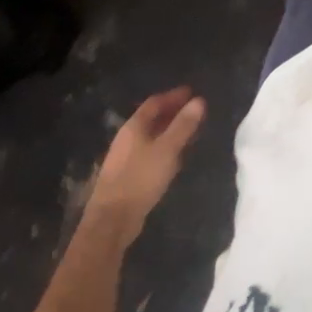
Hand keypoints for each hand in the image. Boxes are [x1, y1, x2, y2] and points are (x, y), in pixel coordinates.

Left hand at [89, 87, 205, 241]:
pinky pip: (150, 153)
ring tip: (190, 132)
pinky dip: (165, 148)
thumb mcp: (167, 150)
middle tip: (194, 110)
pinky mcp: (128, 175)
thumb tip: (199, 101)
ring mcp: (126, 157)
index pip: (155, 103)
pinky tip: (175, 158)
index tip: (192, 92)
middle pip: (152, 119)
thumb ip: (183, 126)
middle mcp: (127, 138)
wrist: (112, 219)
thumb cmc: (140, 179)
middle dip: (173, 112)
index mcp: (134, 126)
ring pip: (151, 137)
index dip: (174, 96)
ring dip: (170, 131)